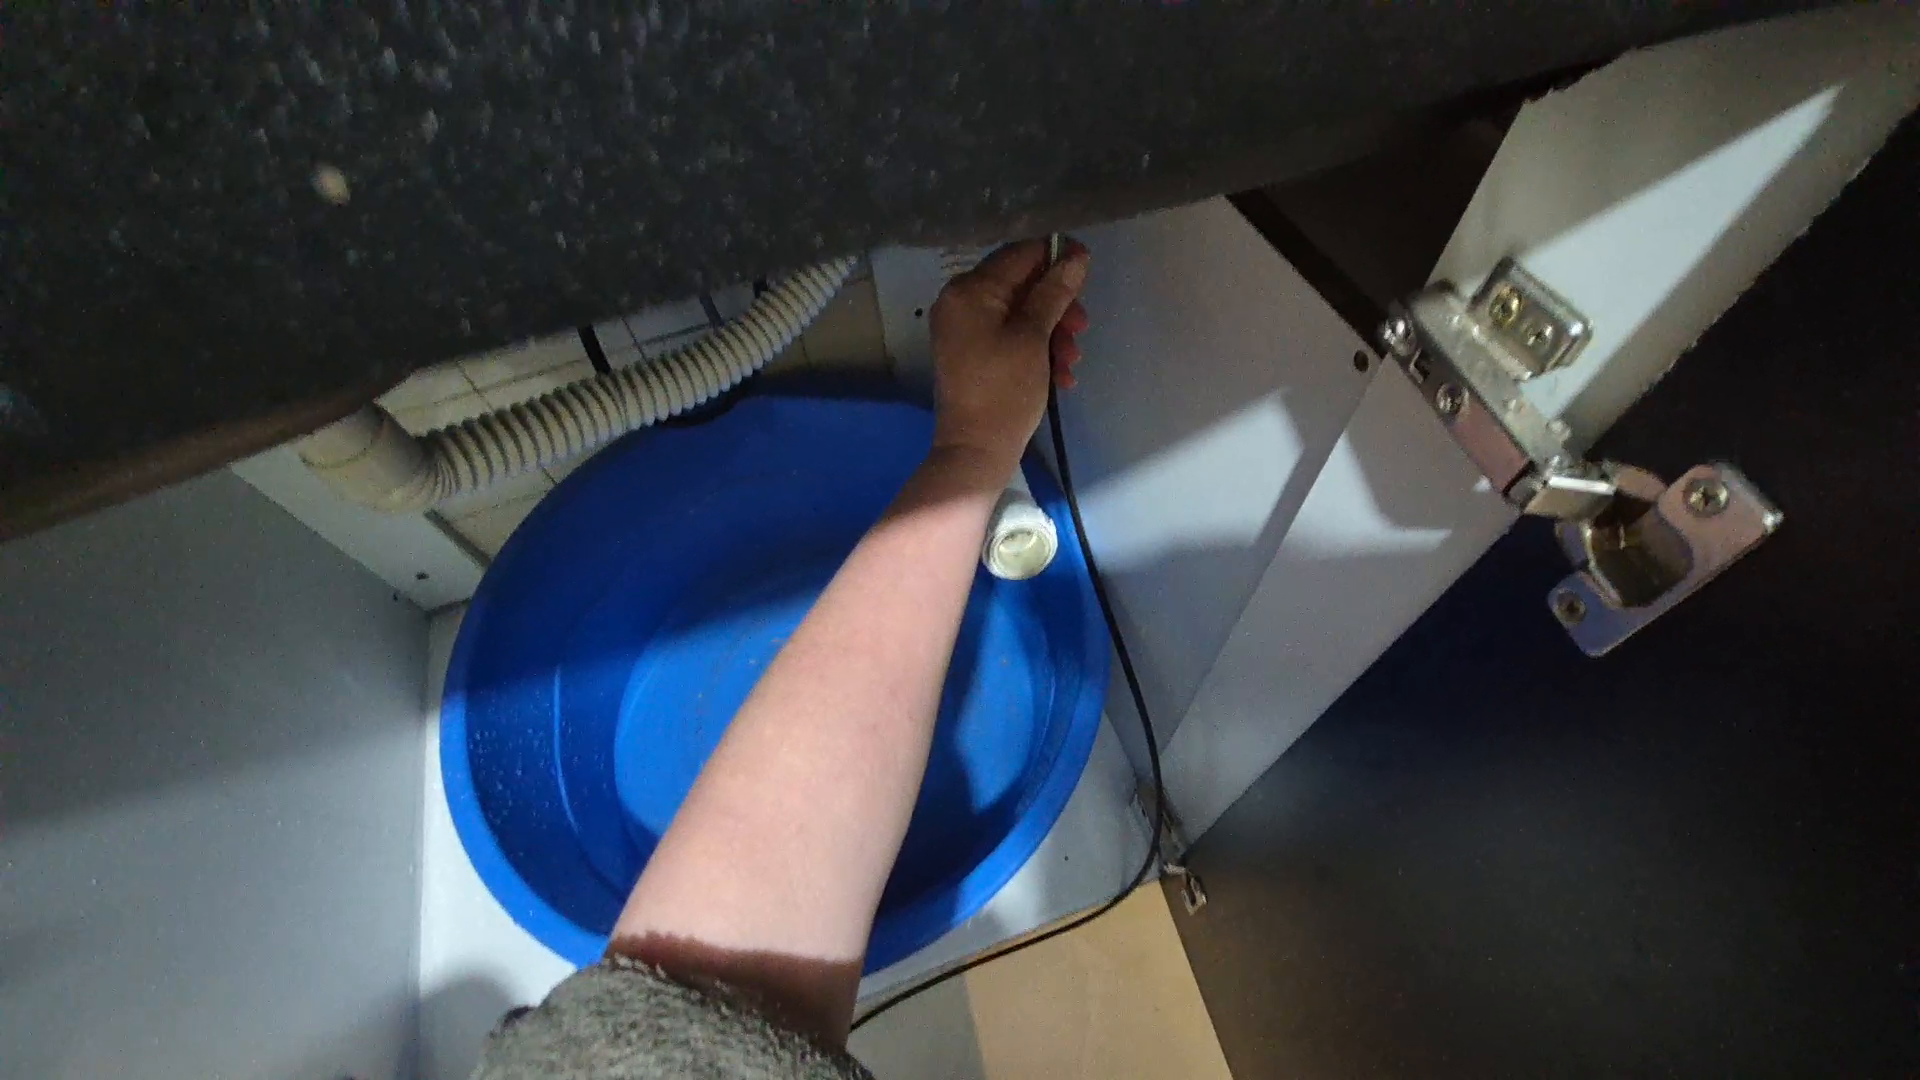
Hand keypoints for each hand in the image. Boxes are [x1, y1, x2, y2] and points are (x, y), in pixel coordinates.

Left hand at [927, 238, 1090, 473]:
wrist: (976, 452)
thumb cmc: (1005, 392)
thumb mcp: (1034, 338)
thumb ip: (1053, 293)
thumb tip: (1074, 256)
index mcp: (969, 291)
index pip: (1018, 255)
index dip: (1055, 257)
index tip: (1088, 267)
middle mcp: (960, 303)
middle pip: (1020, 286)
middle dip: (1056, 307)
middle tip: (1082, 329)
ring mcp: (964, 330)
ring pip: (1020, 315)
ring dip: (1052, 334)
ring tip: (1071, 362)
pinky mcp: (973, 355)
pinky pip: (1009, 338)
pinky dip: (1037, 351)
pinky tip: (1060, 376)